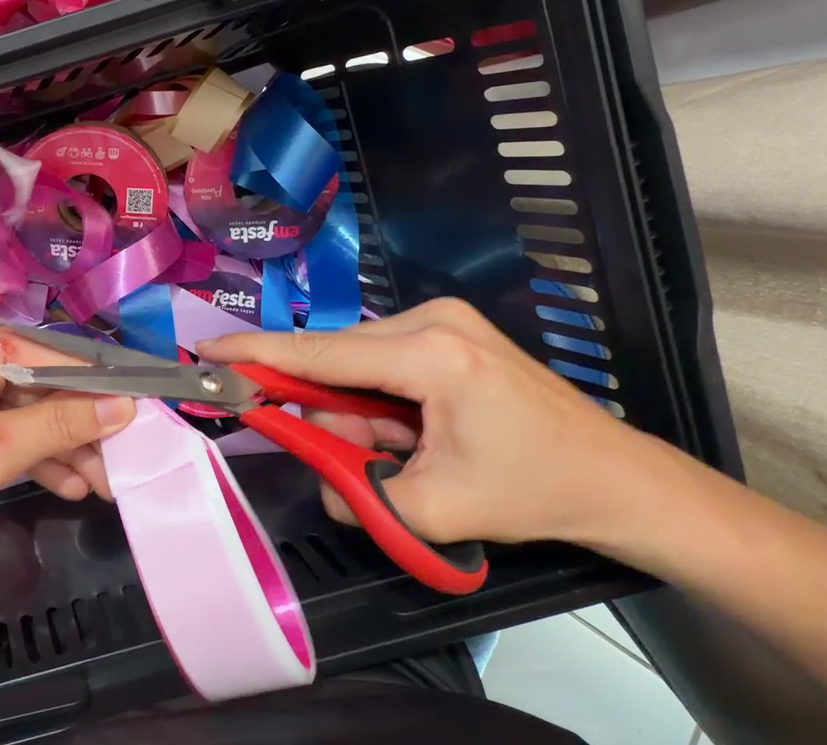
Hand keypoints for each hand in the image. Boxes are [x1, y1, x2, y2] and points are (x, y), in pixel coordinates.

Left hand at [0, 313, 137, 568]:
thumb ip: (59, 426)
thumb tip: (125, 406)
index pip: (50, 358)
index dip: (100, 392)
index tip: (146, 422)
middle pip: (38, 386)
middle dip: (80, 432)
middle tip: (125, 472)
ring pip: (22, 412)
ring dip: (60, 450)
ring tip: (104, 488)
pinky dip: (28, 456)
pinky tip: (66, 484)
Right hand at [197, 298, 661, 548]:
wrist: (622, 482)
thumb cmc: (537, 493)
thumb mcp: (437, 510)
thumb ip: (356, 494)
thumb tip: (319, 475)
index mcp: (431, 355)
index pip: (317, 353)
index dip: (255, 355)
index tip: (204, 353)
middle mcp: (432, 319)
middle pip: (333, 359)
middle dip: (332, 412)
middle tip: (370, 459)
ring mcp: (442, 318)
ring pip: (352, 362)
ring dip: (358, 410)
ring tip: (407, 450)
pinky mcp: (448, 328)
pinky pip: (377, 360)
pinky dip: (377, 399)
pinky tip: (414, 430)